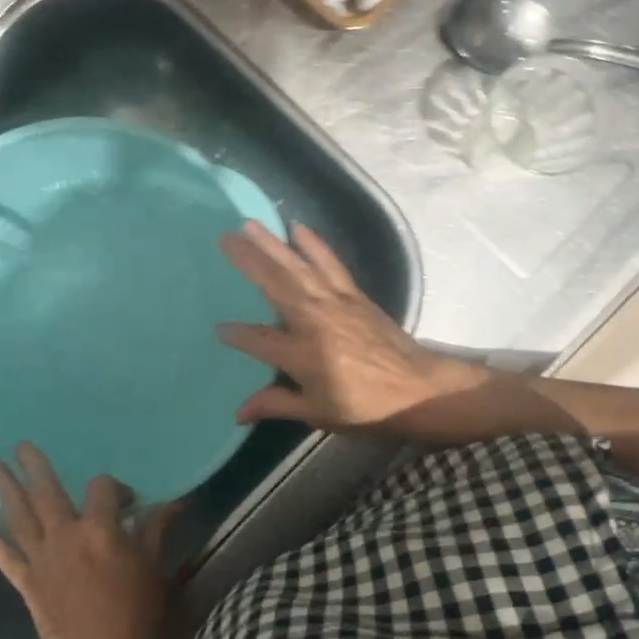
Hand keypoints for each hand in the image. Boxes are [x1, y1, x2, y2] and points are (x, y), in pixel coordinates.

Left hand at [0, 444, 180, 638]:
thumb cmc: (136, 620)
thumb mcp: (155, 571)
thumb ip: (157, 532)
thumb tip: (174, 502)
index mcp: (100, 530)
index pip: (103, 489)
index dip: (116, 488)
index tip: (130, 500)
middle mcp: (65, 537)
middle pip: (47, 493)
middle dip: (34, 467)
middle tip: (20, 444)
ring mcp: (42, 561)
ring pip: (20, 518)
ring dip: (6, 490)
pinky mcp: (29, 586)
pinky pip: (8, 561)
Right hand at [216, 221, 491, 435]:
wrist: (420, 390)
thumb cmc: (368, 409)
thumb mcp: (319, 414)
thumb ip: (276, 405)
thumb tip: (238, 414)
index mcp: (303, 355)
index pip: (259, 340)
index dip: (237, 335)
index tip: (219, 329)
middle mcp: (315, 321)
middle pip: (275, 285)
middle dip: (248, 261)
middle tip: (224, 238)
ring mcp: (336, 303)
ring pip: (298, 268)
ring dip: (273, 244)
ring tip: (250, 224)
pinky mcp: (354, 294)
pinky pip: (329, 263)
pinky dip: (314, 245)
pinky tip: (298, 228)